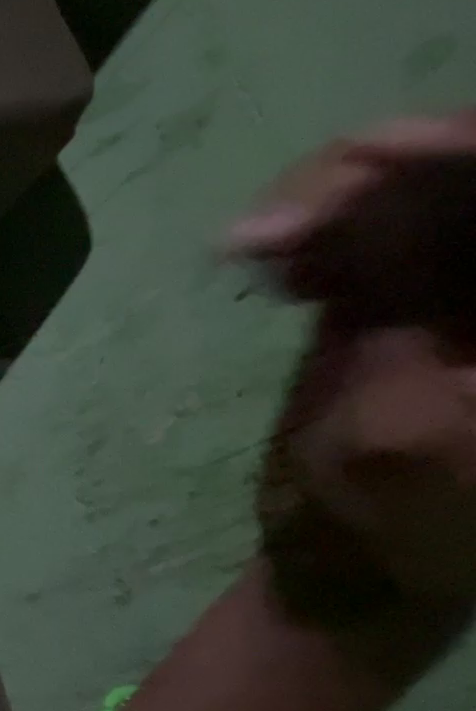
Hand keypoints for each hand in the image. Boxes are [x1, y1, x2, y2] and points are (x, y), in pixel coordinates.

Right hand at [235, 113, 475, 606]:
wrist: (353, 555)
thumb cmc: (394, 519)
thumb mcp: (393, 432)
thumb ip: (391, 324)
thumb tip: (365, 201)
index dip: (462, 155)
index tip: (369, 155)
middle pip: (468, 179)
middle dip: (378, 180)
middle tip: (277, 220)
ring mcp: (464, 280)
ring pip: (413, 192)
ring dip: (328, 205)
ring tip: (255, 246)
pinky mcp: (400, 290)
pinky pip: (361, 229)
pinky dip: (305, 234)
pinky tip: (264, 259)